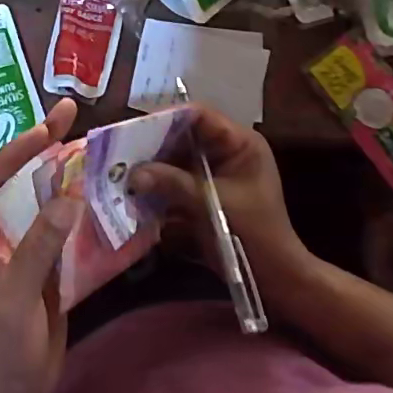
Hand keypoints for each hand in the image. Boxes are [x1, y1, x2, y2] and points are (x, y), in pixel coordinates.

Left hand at [0, 98, 80, 392]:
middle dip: (49, 152)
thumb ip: (39, 245)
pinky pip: (71, 232)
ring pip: (51, 205)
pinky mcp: (51, 270)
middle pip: (24, 185)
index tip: (48, 125)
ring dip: (75, 179)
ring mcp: (26, 254)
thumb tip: (70, 193)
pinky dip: (90, 213)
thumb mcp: (12, 298)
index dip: (18, 151)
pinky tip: (113, 196)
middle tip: (77, 117)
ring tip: (102, 149)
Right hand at [128, 106, 311, 283]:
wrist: (273, 275)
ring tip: (120, 173)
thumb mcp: (214, 203)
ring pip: (177, 160)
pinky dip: (158, 188)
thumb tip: (134, 173)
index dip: (168, 118)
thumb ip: (175, 185)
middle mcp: (227, 151)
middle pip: (185, 137)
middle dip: (153, 146)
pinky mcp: (205, 194)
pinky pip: (177, 182)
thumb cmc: (254, 232)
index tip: (135, 130)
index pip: (201, 117)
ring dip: (152, 168)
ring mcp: (216, 173)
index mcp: (240, 142)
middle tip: (119, 154)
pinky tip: (134, 194)